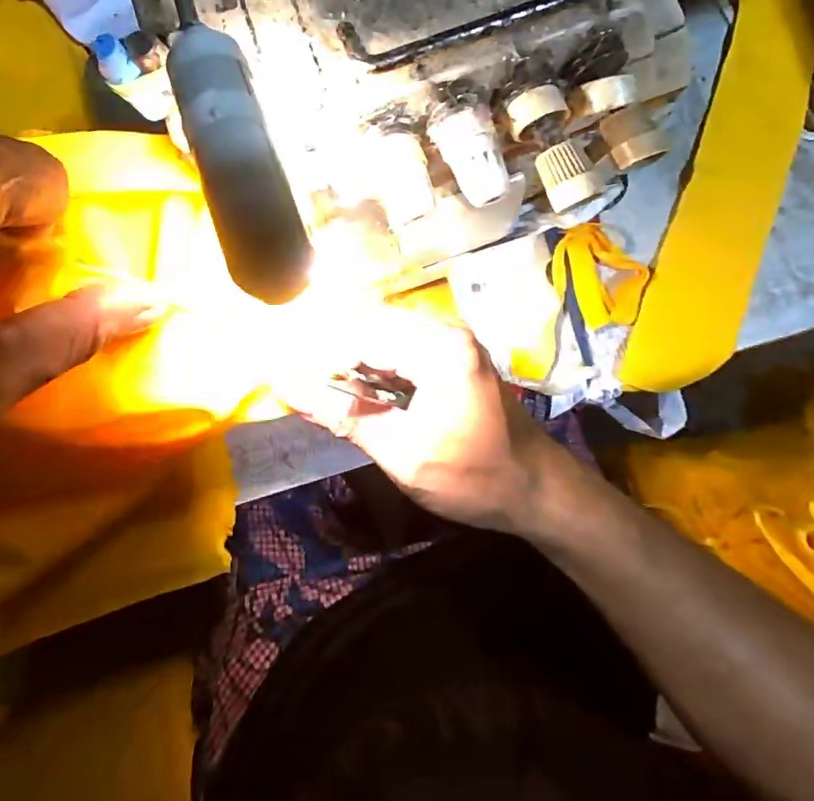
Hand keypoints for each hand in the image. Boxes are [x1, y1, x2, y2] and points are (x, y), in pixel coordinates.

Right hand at [282, 306, 567, 533]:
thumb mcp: (403, 454)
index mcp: (439, 348)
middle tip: (288, 376)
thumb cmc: (474, 478)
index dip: (312, 353)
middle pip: (366, 324)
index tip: (277, 373)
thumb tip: (286, 387)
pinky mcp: (449, 352)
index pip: (357, 335)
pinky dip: (367, 364)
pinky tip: (348, 386)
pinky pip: (395, 346)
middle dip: (325, 350)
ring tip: (309, 380)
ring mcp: (450, 338)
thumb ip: (343, 415)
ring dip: (344, 358)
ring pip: (378, 333)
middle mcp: (445, 330)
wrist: (537, 489)